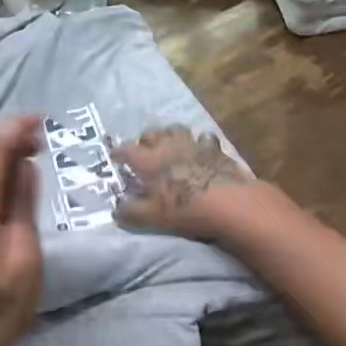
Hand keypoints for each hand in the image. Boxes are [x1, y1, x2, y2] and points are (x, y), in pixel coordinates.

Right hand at [111, 125, 259, 239]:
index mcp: (149, 161)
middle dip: (144, 139)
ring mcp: (192, 145)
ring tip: (169, 144)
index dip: (118, 152)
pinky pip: (203, 138)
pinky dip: (198, 142)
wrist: (230, 202)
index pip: (127, 150)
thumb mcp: (154, 216)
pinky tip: (199, 151)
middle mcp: (168, 147)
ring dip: (169, 134)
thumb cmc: (186, 208)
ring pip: (176, 129)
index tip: (114, 156)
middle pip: (152, 133)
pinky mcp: (214, 149)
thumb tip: (116, 211)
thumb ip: (132, 212)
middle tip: (143, 150)